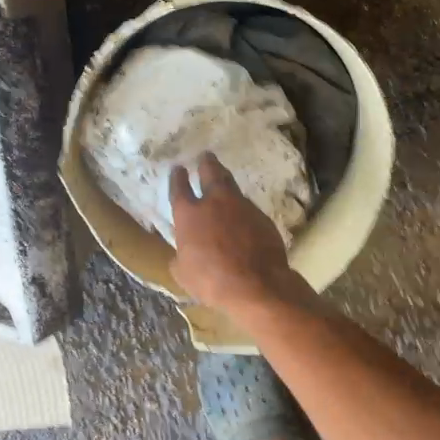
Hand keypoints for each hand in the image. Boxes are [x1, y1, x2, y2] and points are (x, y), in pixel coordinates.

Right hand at [167, 154, 301, 310]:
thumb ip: (181, 258)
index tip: (179, 168)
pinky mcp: (261, 216)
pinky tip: (243, 215)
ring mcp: (241, 206)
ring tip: (223, 177)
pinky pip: (249, 207)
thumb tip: (181, 255)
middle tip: (206, 156)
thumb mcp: (184, 274)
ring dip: (226, 180)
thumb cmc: (211, 280)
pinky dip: (242, 208)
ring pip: (232, 186)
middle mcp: (215, 203)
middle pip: (210, 173)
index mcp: (189, 215)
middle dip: (206, 163)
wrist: (256, 283)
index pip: (179, 189)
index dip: (178, 178)